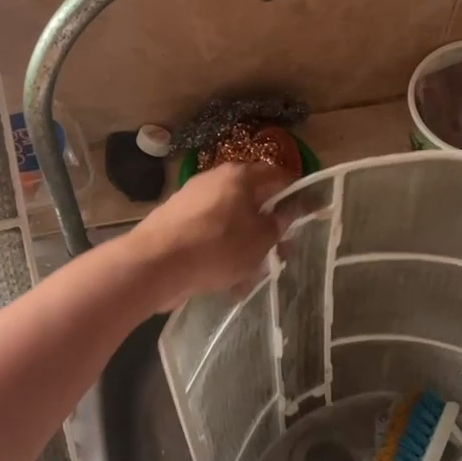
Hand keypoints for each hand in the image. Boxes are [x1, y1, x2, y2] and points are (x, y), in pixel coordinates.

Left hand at [124, 161, 293, 309]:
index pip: (277, 176)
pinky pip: (208, 239)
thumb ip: (277, 225)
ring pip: (230, 225)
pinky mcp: (175, 226)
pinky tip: (226, 284)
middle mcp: (214, 181)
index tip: (306, 217)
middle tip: (280, 255)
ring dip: (244, 249)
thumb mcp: (259, 240)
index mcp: (239, 176)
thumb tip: (285, 213)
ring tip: (251, 278)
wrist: (155, 265)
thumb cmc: (217, 247)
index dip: (295, 195)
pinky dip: (220, 257)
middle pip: (251, 202)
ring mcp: (191, 203)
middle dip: (267, 230)